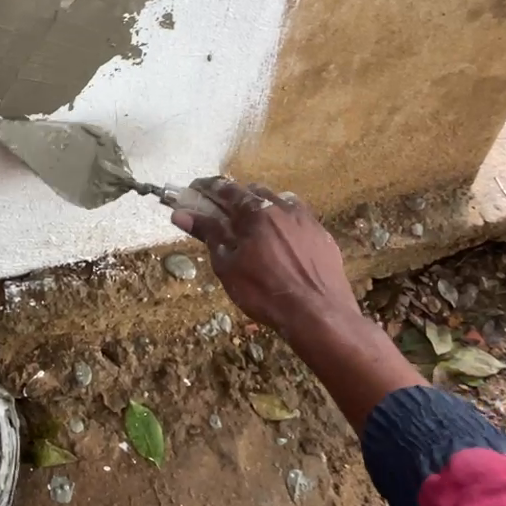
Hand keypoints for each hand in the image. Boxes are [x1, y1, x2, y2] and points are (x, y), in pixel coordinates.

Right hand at [169, 178, 359, 337]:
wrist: (320, 318)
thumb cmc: (264, 291)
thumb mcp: (227, 264)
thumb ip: (208, 233)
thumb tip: (180, 214)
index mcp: (256, 211)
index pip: (226, 188)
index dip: (207, 187)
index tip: (194, 190)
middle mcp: (283, 209)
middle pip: (255, 192)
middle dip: (237, 198)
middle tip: (224, 215)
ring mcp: (308, 222)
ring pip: (281, 203)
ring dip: (264, 209)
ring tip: (255, 229)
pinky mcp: (325, 239)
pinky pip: (300, 222)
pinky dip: (285, 226)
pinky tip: (282, 245)